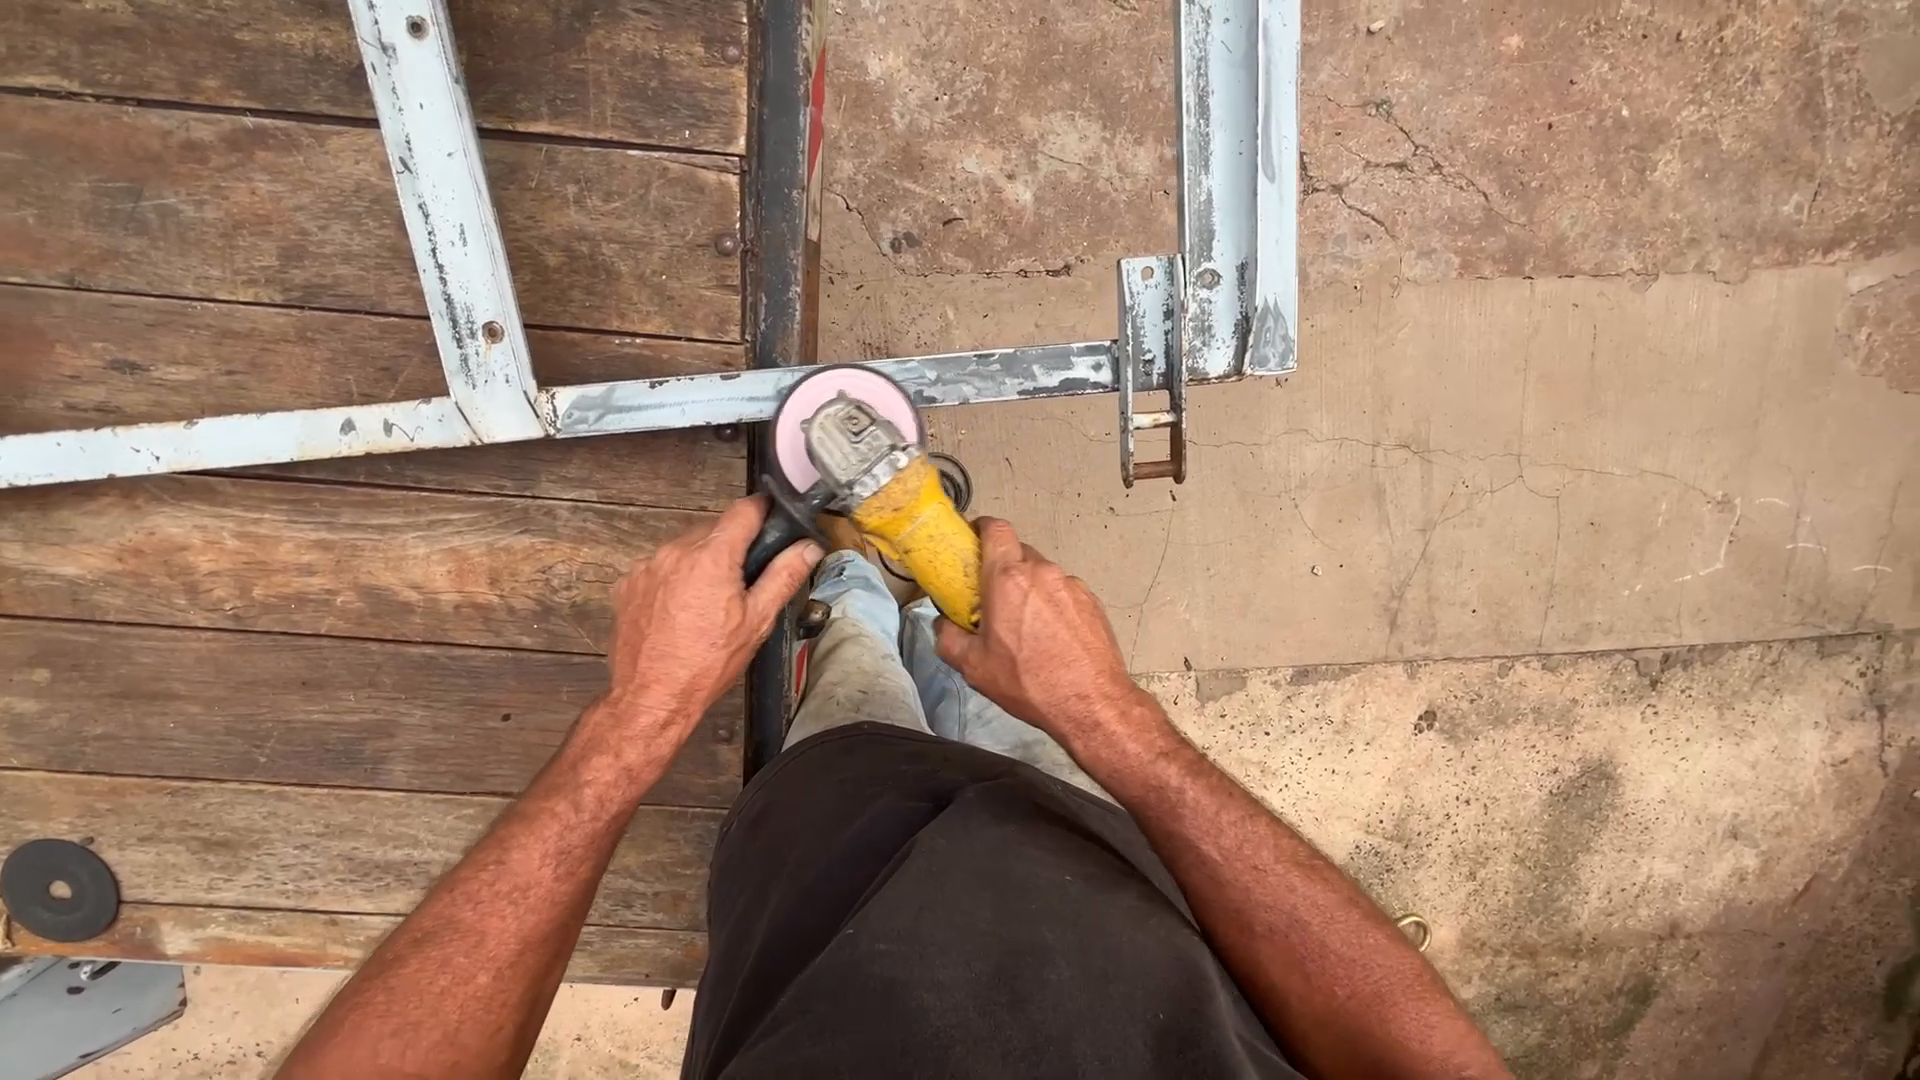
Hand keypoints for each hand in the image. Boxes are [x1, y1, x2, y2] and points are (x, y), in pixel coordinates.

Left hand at [590, 496, 820, 751]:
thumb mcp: (757, 621)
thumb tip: (808, 547)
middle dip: (732, 547)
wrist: (652, 697)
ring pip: (686, 548)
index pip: (743, 510)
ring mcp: (647, 567)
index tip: (773, 515)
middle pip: (714, 531)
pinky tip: (682, 611)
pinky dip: (675, 579)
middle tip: (745, 581)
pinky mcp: (628, 584)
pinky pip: (661, 567)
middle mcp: (675, 552)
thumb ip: (784, 576)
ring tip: (711, 603)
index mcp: (712, 557)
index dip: (763, 510)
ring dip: (702, 563)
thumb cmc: (706, 663)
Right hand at [934, 518, 1151, 748]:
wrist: (1091, 703)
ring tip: (1026, 626)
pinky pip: (1064, 591)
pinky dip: (1053, 604)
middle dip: (1003, 568)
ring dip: (1029, 589)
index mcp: (1008, 579)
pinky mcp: (1092, 601)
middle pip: (1018, 552)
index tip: (973, 542)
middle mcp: (1042, 572)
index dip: (982, 529)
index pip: (995, 529)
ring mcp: (1071, 585)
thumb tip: (942, 624)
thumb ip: (948, 638)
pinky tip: (1052, 636)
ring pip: (1042, 573)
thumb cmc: (1029, 683)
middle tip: (994, 598)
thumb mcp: (973, 667)